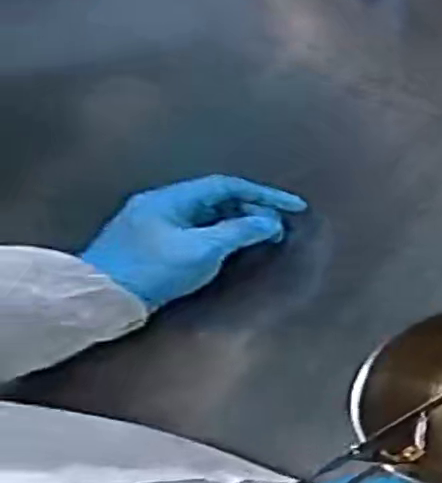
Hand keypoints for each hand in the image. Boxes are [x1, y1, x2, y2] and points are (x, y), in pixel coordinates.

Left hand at [81, 174, 307, 309]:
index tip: (297, 207)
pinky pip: (205, 226)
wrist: (103, 295)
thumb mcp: (203, 249)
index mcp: (170, 200)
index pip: (226, 187)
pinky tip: (242, 242)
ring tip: (267, 237)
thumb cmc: (154, 268)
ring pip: (213, 213)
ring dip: (245, 221)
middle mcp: (163, 205)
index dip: (265, 194)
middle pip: (220, 198)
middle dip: (256, 209)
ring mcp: (159, 222)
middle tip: (280, 229)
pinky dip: (230, 230)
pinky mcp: (161, 239)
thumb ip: (240, 231)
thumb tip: (272, 222)